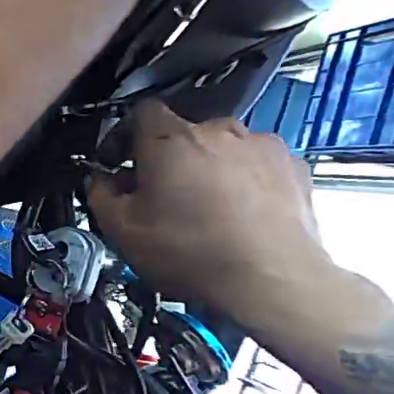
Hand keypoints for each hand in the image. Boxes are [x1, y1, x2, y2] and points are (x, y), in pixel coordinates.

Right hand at [88, 102, 336, 328]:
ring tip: (205, 209)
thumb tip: (102, 180)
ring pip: (221, 148)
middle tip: (161, 196)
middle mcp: (217, 131)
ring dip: (207, 168)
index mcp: (169, 140)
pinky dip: (244, 181)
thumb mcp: (121, 230)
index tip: (119, 162)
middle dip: (167, 158)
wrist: (272, 280)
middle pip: (182, 133)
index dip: (124, 136)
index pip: (140, 113)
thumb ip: (100, 194)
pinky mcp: (293, 167)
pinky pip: (256, 164)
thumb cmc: (190, 252)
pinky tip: (239, 214)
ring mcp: (260, 145)